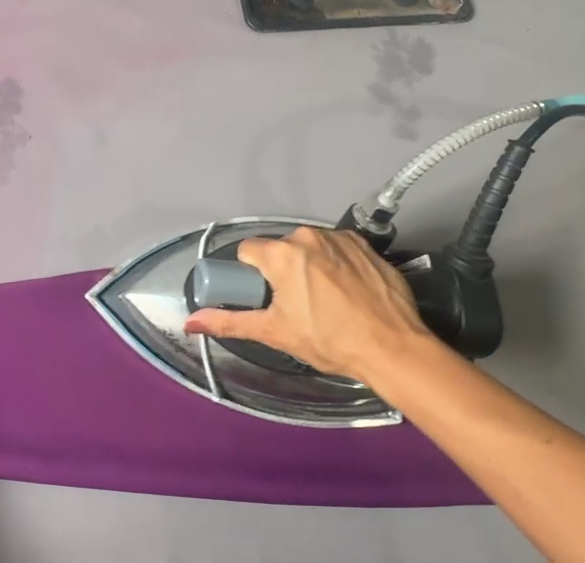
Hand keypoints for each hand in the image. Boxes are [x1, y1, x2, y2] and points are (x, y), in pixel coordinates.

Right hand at [184, 227, 432, 378]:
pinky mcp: (365, 244)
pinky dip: (337, 263)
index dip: (253, 275)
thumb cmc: (330, 341)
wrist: (394, 347)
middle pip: (280, 249)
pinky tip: (348, 290)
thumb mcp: (276, 333)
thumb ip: (230, 322)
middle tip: (298, 304)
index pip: (249, 251)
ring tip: (327, 299)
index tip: (267, 296)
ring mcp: (339, 238)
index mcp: (281, 255)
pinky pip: (338, 248)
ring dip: (311, 265)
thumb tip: (191, 321)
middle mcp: (307, 237)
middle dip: (283, 271)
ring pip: (310, 247)